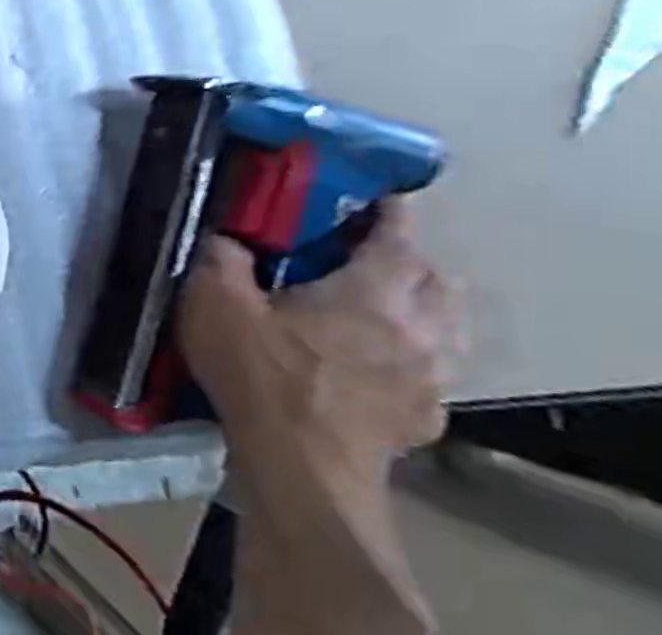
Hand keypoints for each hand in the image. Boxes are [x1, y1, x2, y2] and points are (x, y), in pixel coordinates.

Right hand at [178, 197, 465, 485]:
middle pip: (436, 278)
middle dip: (408, 256)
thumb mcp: (214, 303)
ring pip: (447, 324)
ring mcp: (431, 376)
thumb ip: (220, 257)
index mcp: (373, 295)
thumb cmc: (258, 375)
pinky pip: (435, 366)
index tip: (375, 196)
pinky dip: (416, 348)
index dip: (390, 213)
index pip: (398, 239)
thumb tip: (226, 235)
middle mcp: (419, 330)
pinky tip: (380, 358)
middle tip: (365, 249)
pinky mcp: (426, 414)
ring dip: (422, 302)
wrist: (300, 465)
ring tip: (380, 300)